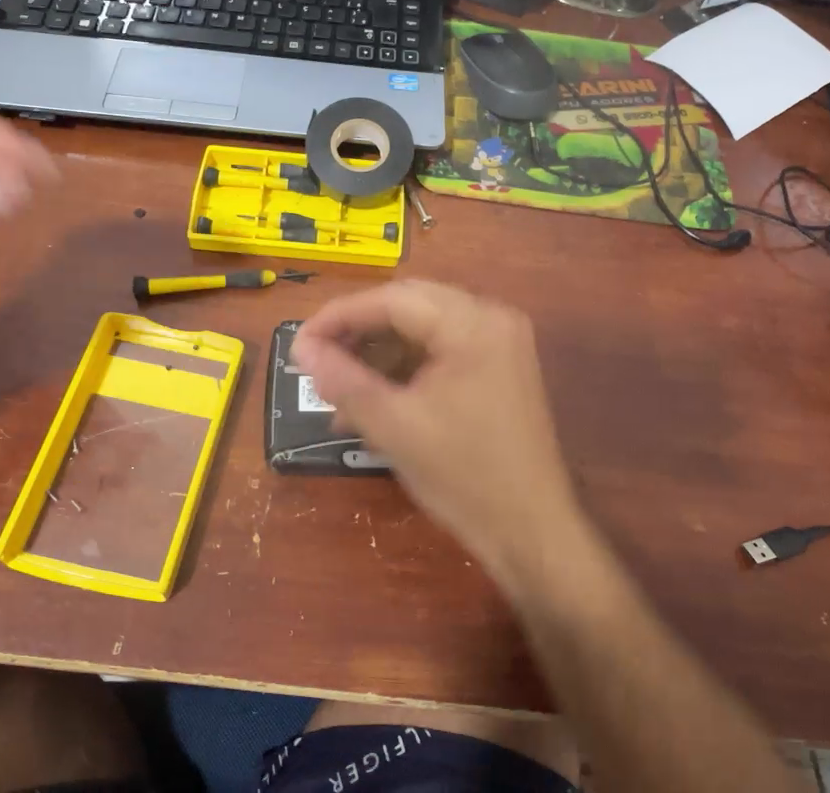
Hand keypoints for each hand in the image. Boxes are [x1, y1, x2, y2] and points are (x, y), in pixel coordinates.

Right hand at [293, 280, 578, 576]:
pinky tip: (374, 403)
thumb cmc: (464, 476)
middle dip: (357, 335)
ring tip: (339, 395)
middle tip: (315, 363)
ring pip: (422, 330)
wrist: (532, 530)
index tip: (298, 346)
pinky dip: (405, 371)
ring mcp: (499, 343)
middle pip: (408, 308)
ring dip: (379, 357)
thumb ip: (343, 380)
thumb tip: (301, 350)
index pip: (392, 300)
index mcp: (472, 323)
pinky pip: (441, 352)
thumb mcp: (394, 427)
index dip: (338, 318)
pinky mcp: (499, 368)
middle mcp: (491, 318)